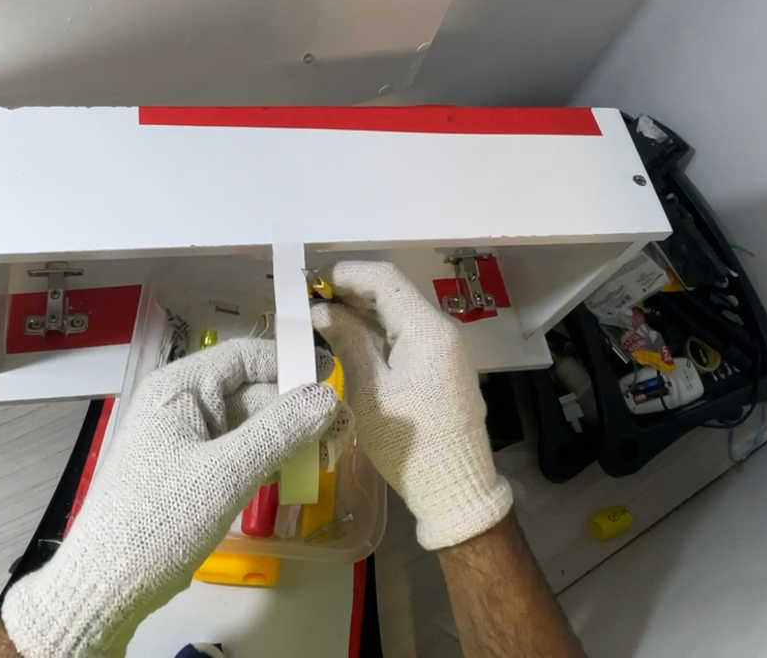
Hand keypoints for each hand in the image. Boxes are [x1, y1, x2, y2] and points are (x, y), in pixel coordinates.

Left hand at [1, 339, 340, 657]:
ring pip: (251, 423)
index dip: (289, 361)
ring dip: (287, 437)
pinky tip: (296, 475)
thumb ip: (279, 432)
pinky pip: (241, 451)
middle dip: (295, 409)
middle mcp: (184, 404)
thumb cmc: (156, 522)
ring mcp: (188, 439)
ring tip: (325, 456)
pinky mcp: (194, 470)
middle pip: (252, 391)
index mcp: (179, 387)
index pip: (244, 356)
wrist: (104, 591)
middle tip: (339, 431)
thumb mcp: (223, 475)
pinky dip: (270, 459)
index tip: (333, 376)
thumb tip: (328, 396)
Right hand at [311, 261, 512, 549]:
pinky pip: (406, 331)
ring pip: (398, 310)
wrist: (456, 492)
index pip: (385, 278)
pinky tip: (349, 336)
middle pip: (392, 290)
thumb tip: (320, 310)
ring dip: (362, 308)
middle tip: (310, 301)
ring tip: (322, 316)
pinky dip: (377, 328)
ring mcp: (444, 346)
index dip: (346, 273)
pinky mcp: (441, 363)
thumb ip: (347, 341)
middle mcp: (441, 328)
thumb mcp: (370, 392)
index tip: (312, 283)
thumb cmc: (410, 445)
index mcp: (428, 329)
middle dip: (351, 290)